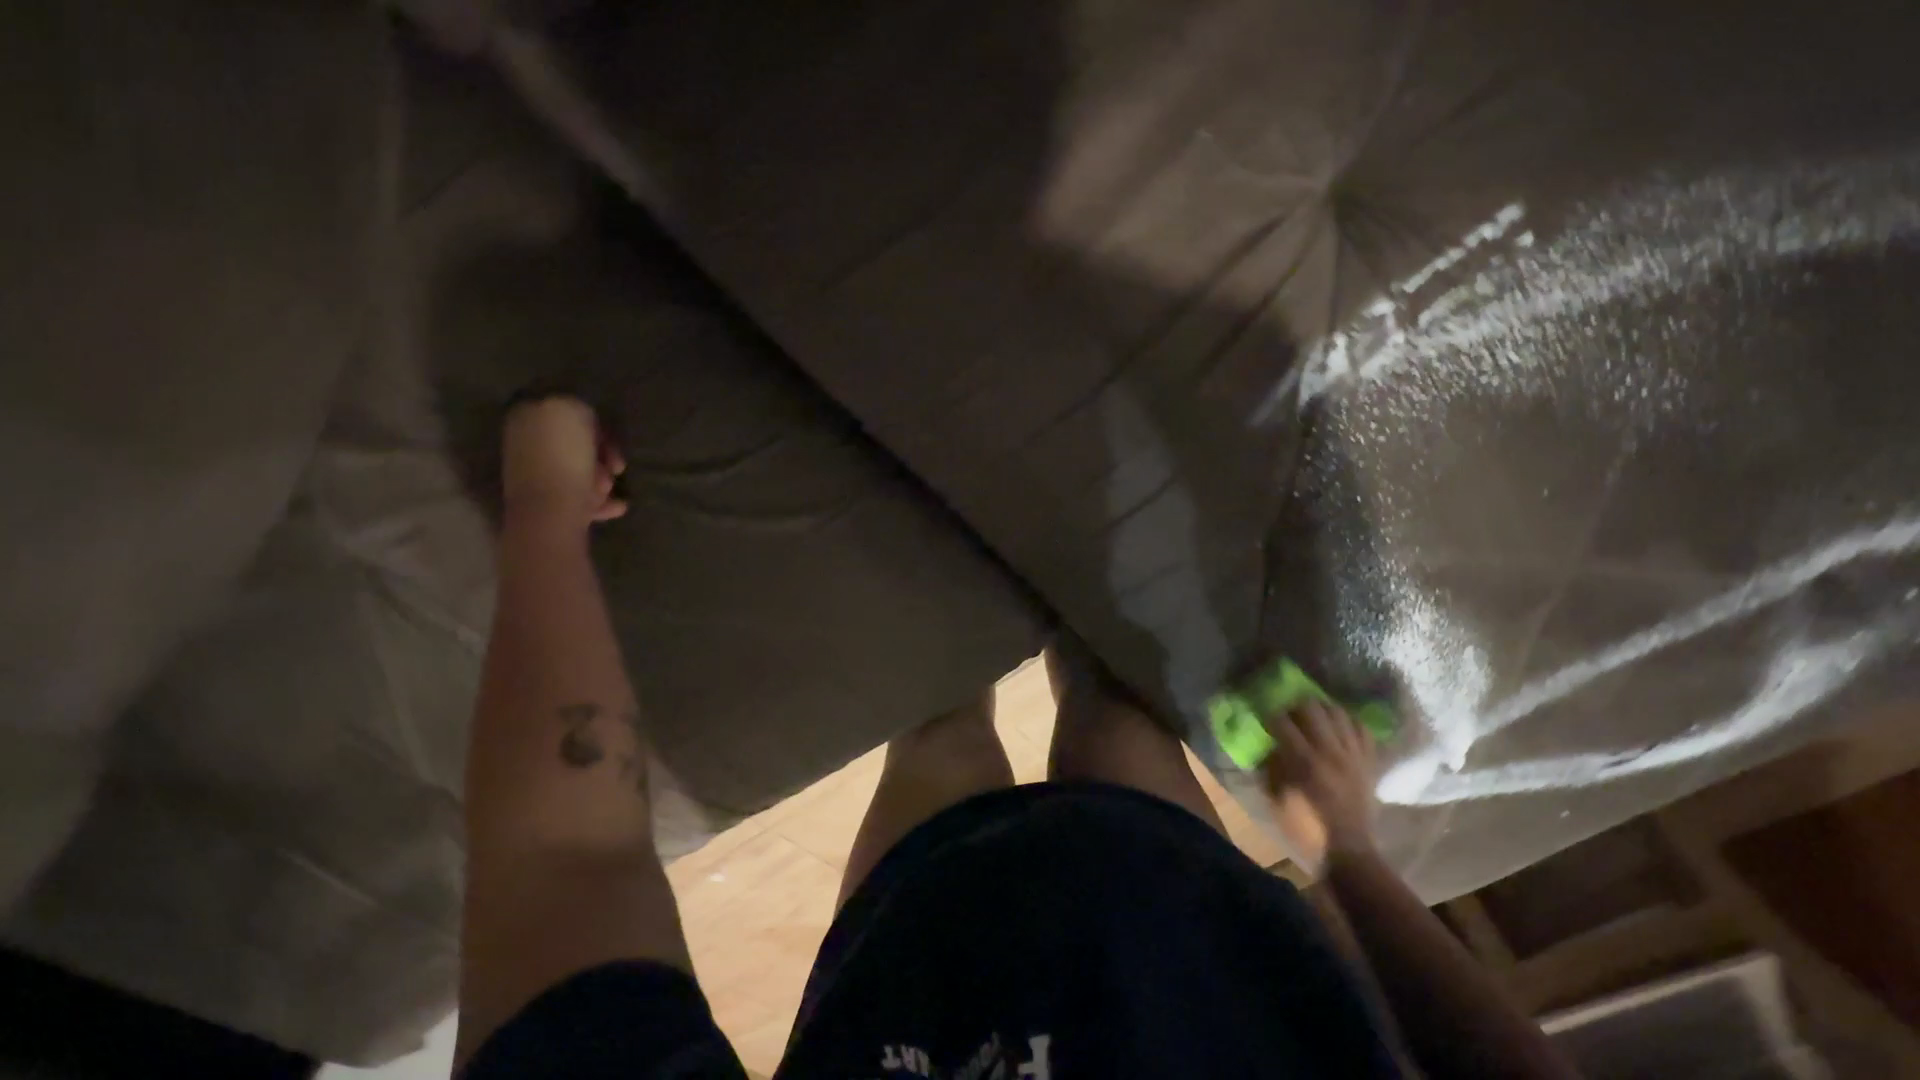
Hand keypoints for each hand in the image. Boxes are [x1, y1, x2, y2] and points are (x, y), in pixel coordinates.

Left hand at [501, 396, 627, 528]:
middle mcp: (526, 445)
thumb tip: (583, 421)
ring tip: (607, 492)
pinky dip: (600, 501)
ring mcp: (535, 476)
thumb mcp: (574, 411)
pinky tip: (617, 507)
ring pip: (580, 472)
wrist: (550, 514)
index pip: (567, 414)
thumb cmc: (563, 459)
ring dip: (602, 479)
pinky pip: (578, 497)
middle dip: (600, 457)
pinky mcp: (547, 505)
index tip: (609, 440)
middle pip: (576, 446)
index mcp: (524, 418)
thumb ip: (579, 407)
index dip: (594, 426)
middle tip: (614, 468)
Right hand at [1261, 701, 1378, 869]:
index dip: (1271, 717)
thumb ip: (1273, 767)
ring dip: (1323, 710)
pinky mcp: (1369, 761)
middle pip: (1313, 709)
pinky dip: (1349, 724)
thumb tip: (1271, 745)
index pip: (1283, 722)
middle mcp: (1331, 752)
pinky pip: (1362, 729)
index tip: (1266, 720)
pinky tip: (1340, 729)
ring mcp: (1354, 755)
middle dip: (1296, 707)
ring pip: (1339, 713)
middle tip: (1290, 715)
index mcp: (1305, 762)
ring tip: (1315, 717)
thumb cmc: (1307, 827)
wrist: (1348, 849)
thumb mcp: (1278, 799)